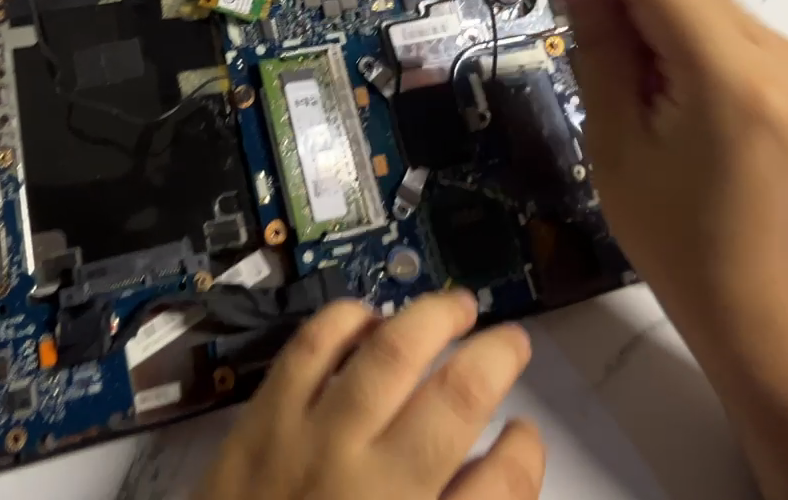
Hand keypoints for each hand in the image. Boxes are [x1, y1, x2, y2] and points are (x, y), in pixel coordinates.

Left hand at [198, 290, 543, 499]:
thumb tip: (500, 465)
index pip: (503, 485)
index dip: (525, 453)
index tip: (526, 432)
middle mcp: (373, 485)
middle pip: (454, 400)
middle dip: (495, 359)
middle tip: (511, 339)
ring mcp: (312, 442)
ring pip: (388, 354)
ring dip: (432, 319)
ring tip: (457, 306)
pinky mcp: (261, 420)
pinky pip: (311, 347)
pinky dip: (346, 320)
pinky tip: (369, 318)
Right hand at [539, 0, 787, 318]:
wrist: (748, 286)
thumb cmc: (666, 228)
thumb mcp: (614, 137)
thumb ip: (599, 46)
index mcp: (731, 82)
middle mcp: (779, 59)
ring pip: (701, 2)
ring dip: (643, 3)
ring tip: (596, 28)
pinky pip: (721, 25)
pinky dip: (674, 25)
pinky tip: (644, 53)